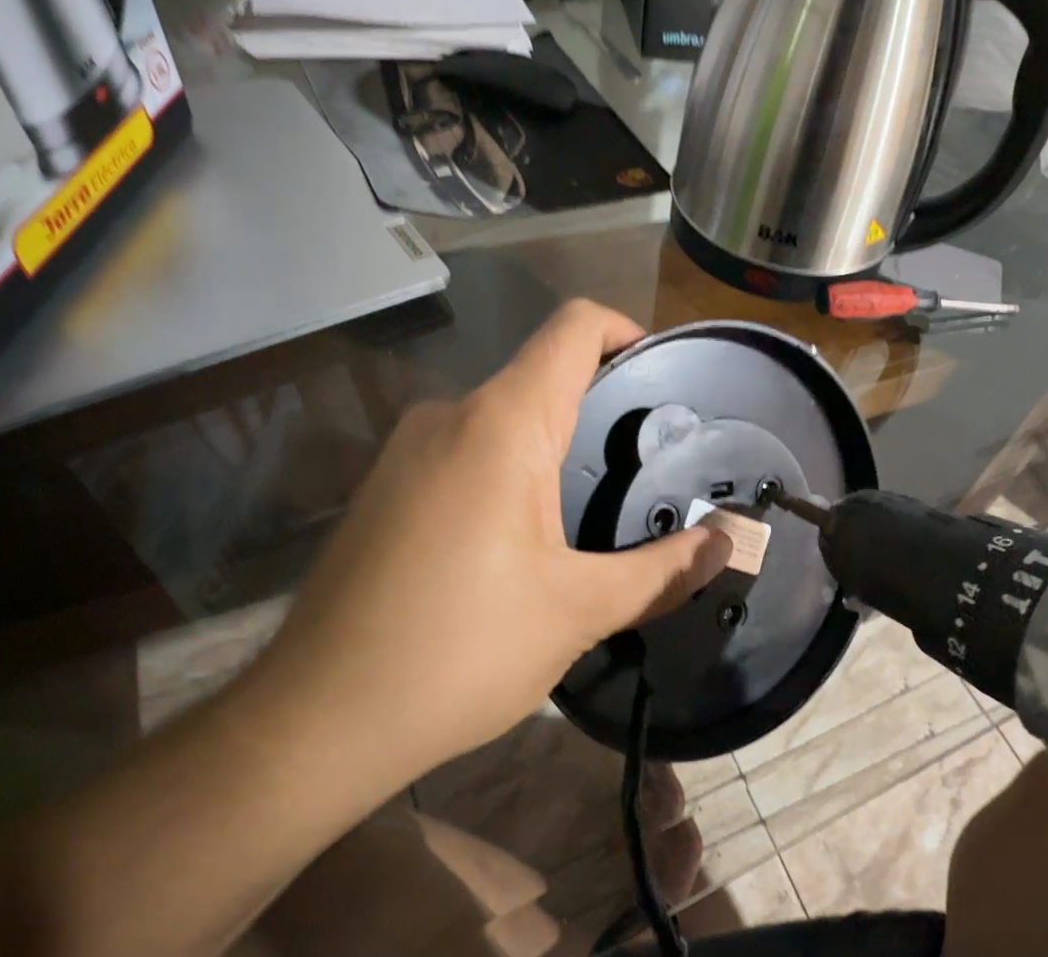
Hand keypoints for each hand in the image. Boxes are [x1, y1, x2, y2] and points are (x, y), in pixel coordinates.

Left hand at [254, 301, 733, 781]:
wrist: (318, 718)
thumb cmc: (460, 650)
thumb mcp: (579, 612)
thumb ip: (663, 571)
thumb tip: (729, 543)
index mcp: (501, 424)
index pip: (573, 329)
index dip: (627, 332)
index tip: (666, 381)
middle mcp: (448, 416)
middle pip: (541, 376)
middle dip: (601, 409)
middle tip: (651, 471)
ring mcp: (406, 452)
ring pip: (501, 420)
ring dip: (553, 451)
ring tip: (597, 514)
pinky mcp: (384, 491)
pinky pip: (464, 455)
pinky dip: (508, 475)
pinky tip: (525, 545)